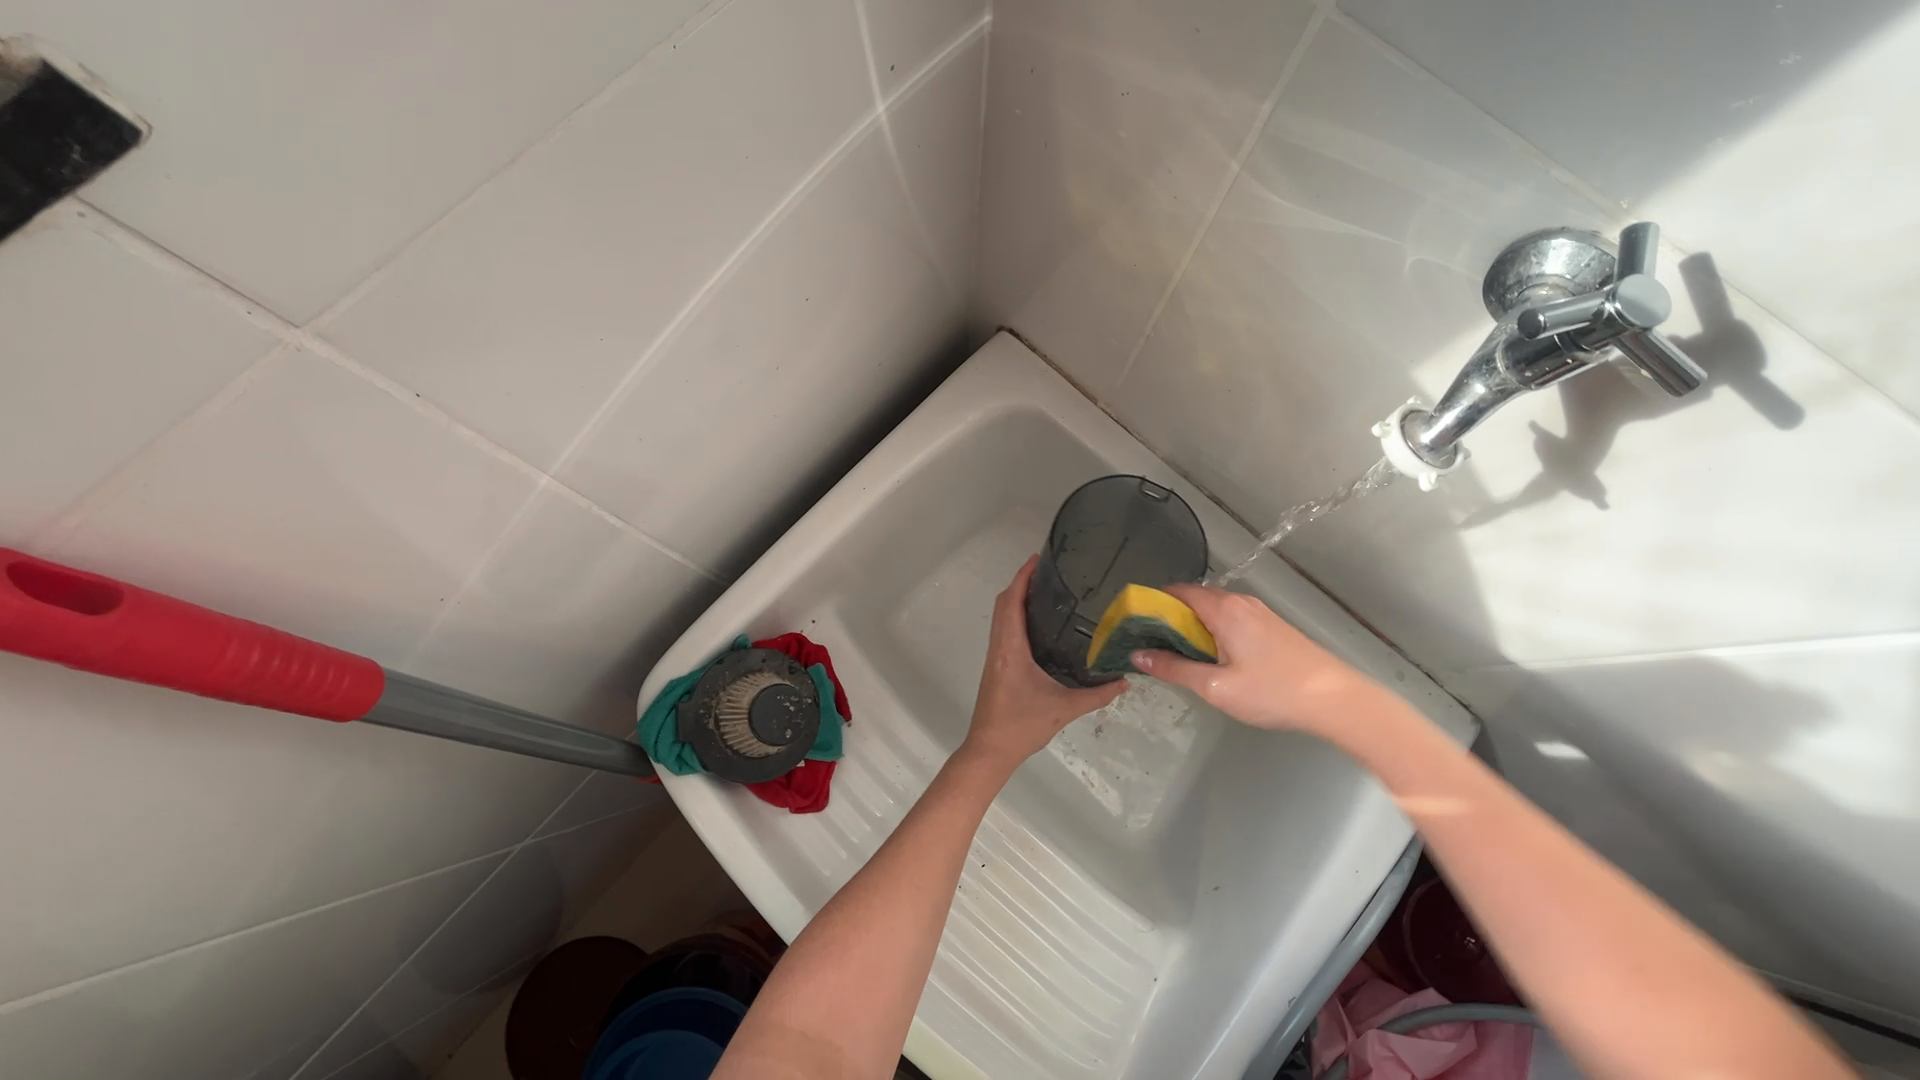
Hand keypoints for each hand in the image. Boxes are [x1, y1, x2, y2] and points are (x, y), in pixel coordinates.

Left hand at [960, 556, 1126, 772]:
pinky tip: (1039, 624)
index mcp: (1011, 649)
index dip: (1023, 577)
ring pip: (1002, 617)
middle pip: (1004, 604)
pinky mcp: (997, 667)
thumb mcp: (1064, 709)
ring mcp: (996, 657)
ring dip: (1017, 599)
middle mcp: (1000, 647)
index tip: (1039, 559)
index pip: (1012, 602)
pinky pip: (1004, 631)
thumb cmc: (1021, 726)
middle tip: (1049, 572)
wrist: (990, 750)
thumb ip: (1097, 695)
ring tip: (1047, 591)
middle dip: (1022, 583)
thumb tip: (1125, 681)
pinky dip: (1016, 616)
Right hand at [1129, 585, 1379, 735]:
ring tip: (1172, 657)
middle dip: (1166, 619)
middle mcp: (1240, 603)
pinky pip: (1228, 621)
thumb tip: (1138, 656)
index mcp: (1224, 609)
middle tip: (1147, 647)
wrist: (1336, 701)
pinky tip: (1207, 660)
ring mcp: (1258, 614)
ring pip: (1211, 612)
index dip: (1149, 605)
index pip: (1175, 591)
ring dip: (1189, 629)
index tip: (1131, 626)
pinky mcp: (1270, 627)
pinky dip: (1209, 634)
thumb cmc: (1274, 692)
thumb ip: (1174, 670)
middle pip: (1192, 599)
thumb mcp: (1216, 687)